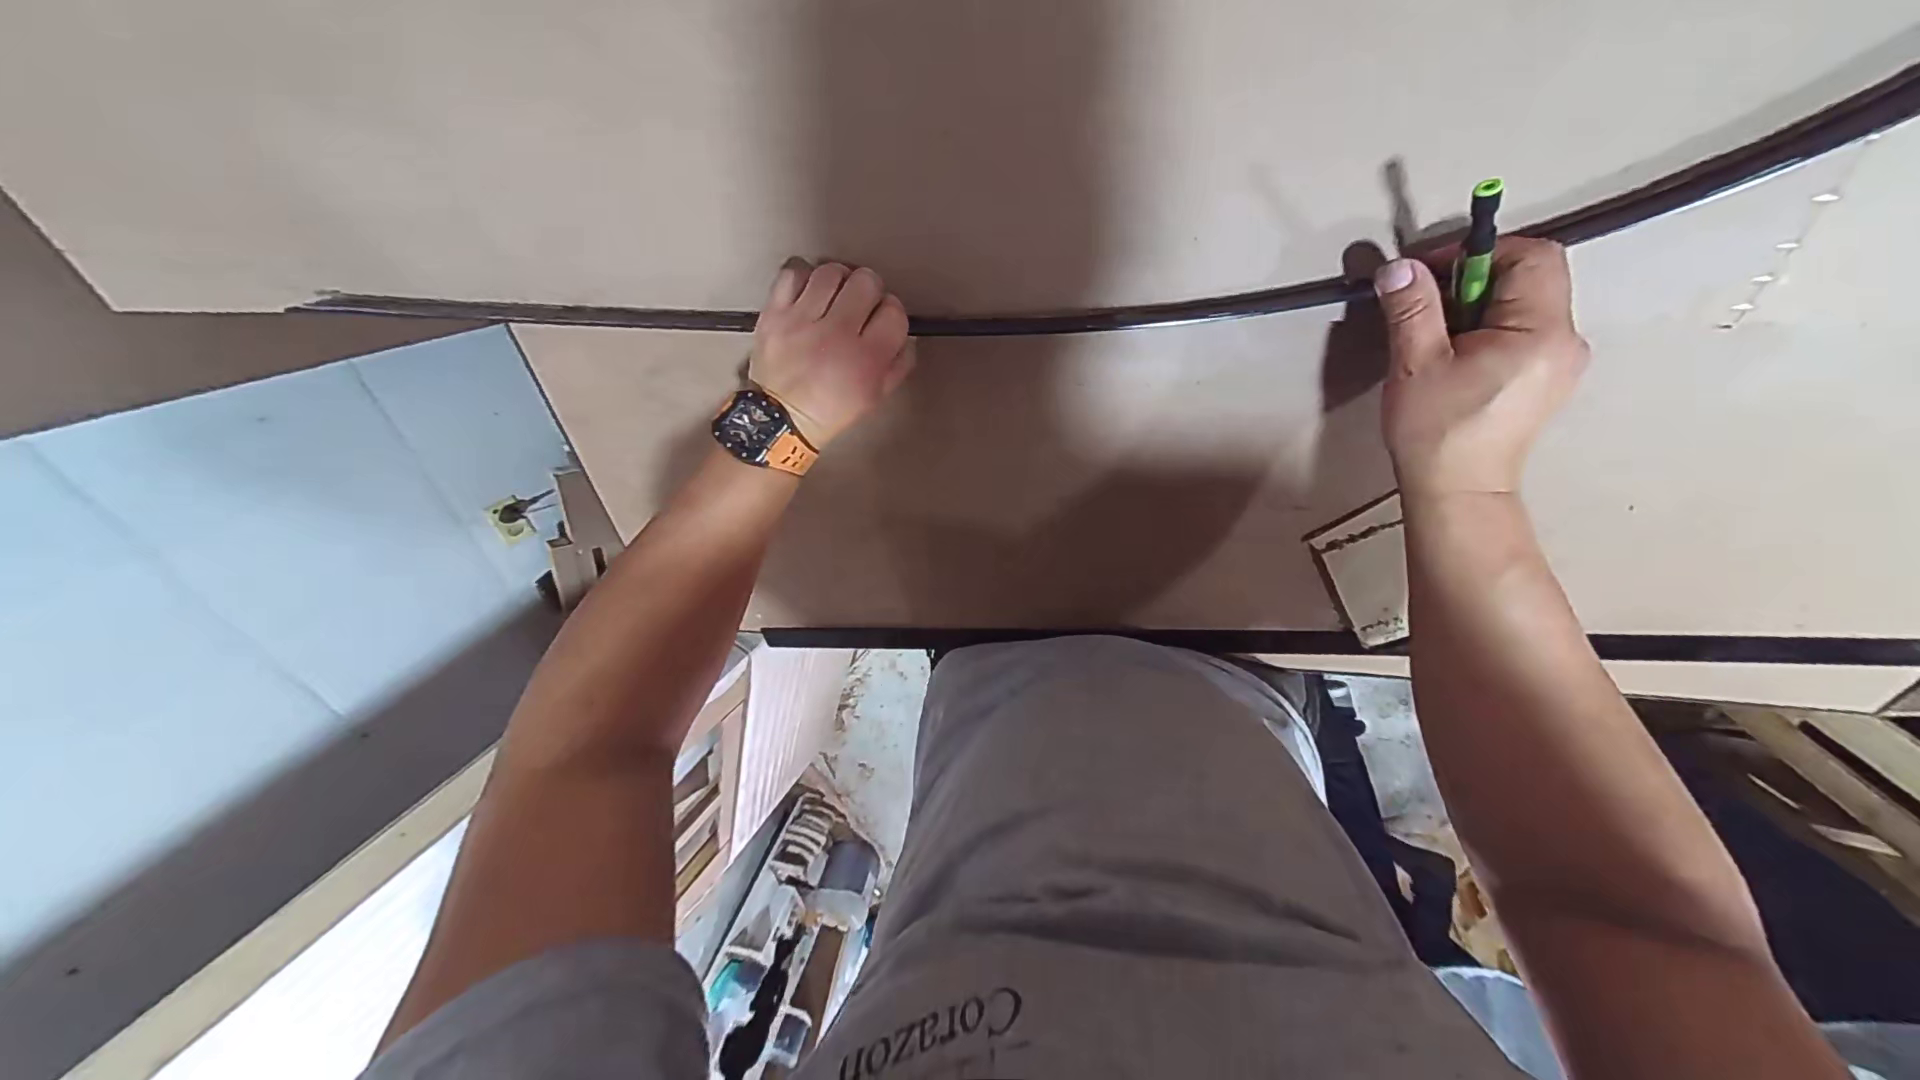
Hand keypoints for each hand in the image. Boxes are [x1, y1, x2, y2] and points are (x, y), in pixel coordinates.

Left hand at [749, 260, 914, 448]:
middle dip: (869, 290)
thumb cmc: (831, 410)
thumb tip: (906, 336)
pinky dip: (804, 277)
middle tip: (861, 304)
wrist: (782, 419)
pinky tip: (809, 294)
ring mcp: (802, 320)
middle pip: (866, 282)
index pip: (894, 311)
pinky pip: (793, 273)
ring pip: (831, 272)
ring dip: (839, 280)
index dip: (892, 312)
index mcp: (866, 358)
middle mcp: (836, 334)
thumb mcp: (877, 397)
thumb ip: (899, 364)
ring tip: (835, 297)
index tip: (883, 319)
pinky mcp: (776, 313)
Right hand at [1374, 237, 1588, 498]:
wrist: (1457, 491)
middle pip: (1532, 278)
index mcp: (1541, 330)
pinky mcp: (1547, 380)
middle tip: (1424, 305)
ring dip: (1478, 305)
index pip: (1529, 255)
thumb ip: (1412, 309)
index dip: (1477, 252)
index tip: (1427, 273)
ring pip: (1526, 306)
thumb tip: (1399, 266)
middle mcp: (1566, 339)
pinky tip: (1454, 356)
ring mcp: (1561, 362)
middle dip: (1474, 279)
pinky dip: (1488, 329)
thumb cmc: (1436, 431)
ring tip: (1434, 335)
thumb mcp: (1415, 364)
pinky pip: (1524, 333)